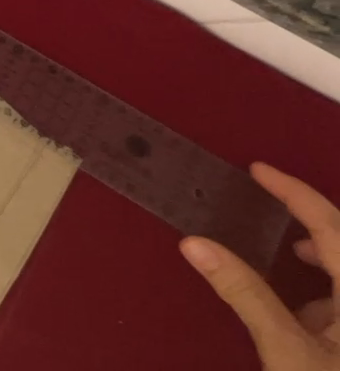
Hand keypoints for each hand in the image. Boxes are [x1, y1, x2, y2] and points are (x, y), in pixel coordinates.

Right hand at [183, 163, 339, 369]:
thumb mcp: (289, 350)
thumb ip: (245, 294)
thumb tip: (193, 241)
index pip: (335, 230)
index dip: (298, 195)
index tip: (259, 169)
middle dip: (317, 224)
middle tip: (273, 207)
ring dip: (328, 258)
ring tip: (295, 255)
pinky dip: (330, 292)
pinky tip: (309, 308)